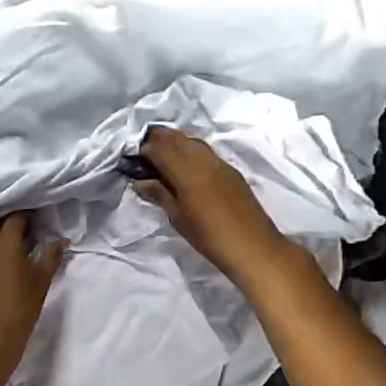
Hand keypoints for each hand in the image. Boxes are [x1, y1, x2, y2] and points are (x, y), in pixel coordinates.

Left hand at [0, 212, 64, 359]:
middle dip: (10, 225)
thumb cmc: (23, 301)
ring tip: (8, 244)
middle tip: (26, 233)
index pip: (15, 218)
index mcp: (5, 240)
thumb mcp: (43, 276)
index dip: (27, 217)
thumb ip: (51, 254)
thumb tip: (60, 241)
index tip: (37, 221)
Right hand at [133, 126, 298, 281]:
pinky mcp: (231, 171)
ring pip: (194, 142)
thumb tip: (141, 181)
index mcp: (188, 174)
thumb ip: (159, 194)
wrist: (252, 246)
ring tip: (161, 148)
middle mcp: (204, 162)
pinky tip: (184, 158)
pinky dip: (191, 148)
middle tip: (143, 144)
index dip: (145, 149)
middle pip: (178, 140)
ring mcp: (220, 164)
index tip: (132, 154)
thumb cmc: (208, 236)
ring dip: (176, 140)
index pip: (162, 150)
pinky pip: (206, 151)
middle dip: (159, 138)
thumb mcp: (177, 217)